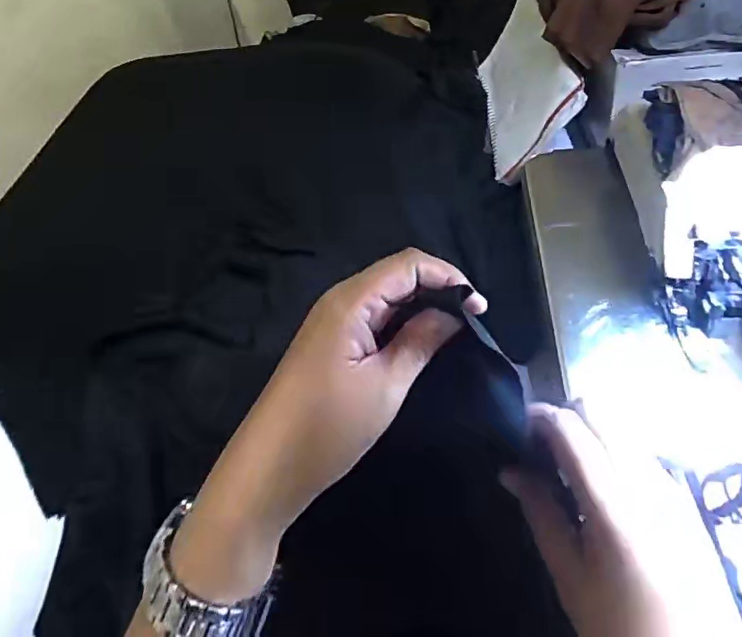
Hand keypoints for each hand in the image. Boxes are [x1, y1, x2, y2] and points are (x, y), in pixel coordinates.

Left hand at [167, 249, 483, 603]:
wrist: (262, 476)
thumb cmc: (326, 430)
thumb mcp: (386, 386)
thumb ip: (422, 340)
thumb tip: (454, 313)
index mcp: (351, 302)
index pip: (409, 264)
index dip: (448, 276)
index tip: (479, 306)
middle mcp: (340, 300)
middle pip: (398, 273)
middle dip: (439, 287)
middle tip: (473, 317)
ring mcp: (332, 320)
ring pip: (388, 293)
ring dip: (423, 303)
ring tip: (456, 327)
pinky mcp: (330, 340)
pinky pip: (375, 313)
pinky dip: (404, 319)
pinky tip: (422, 338)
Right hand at [503, 405, 741, 636]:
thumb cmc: (619, 625)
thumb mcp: (571, 578)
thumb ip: (541, 514)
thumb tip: (510, 470)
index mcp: (615, 503)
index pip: (574, 428)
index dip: (542, 415)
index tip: (518, 423)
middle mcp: (646, 477)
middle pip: (601, 412)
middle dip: (566, 418)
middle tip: (540, 446)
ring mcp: (670, 479)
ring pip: (622, 424)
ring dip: (591, 429)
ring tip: (568, 465)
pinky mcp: (683, 489)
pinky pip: (640, 447)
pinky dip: (614, 447)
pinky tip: (603, 482)